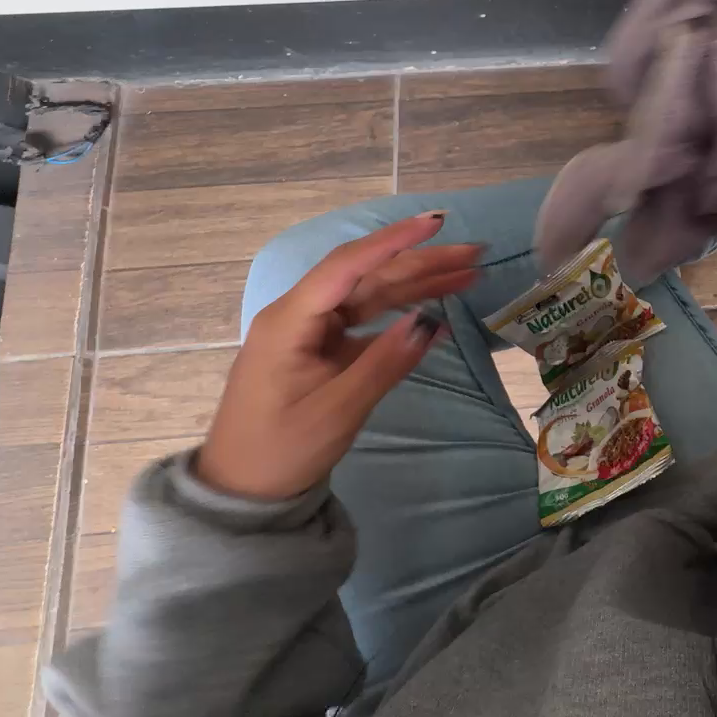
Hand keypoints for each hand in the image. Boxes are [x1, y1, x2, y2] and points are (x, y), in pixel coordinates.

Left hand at [194, 213, 482, 501]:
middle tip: (473, 254)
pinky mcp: (326, 347)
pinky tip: (440, 311)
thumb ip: (385, 361)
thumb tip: (430, 320)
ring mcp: (314, 331)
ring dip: (420, 283)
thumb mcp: (338, 409)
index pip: (347, 266)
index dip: (393, 241)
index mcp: (290, 321)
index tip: (435, 223)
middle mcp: (302, 315)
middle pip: (368, 276)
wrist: (243, 493)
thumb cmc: (282, 450)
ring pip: (373, 294)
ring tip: (468, 273)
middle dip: (421, 261)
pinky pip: (370, 319)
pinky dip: (405, 313)